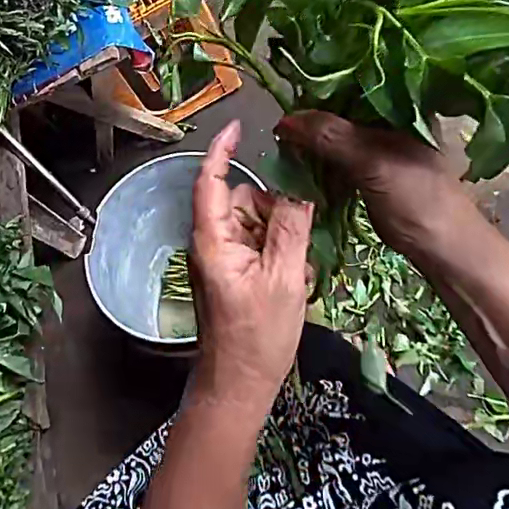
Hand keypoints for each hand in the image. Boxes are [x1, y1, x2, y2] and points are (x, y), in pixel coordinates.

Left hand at [188, 120, 313, 411]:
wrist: (239, 383)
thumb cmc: (257, 337)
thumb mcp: (284, 279)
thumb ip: (291, 229)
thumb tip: (297, 189)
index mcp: (212, 238)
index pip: (210, 181)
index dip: (221, 150)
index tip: (237, 126)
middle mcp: (211, 241)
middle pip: (242, 201)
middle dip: (274, 211)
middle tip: (299, 245)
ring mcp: (221, 257)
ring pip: (255, 222)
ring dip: (281, 236)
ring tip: (297, 272)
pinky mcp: (232, 272)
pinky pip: (258, 245)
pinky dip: (278, 254)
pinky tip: (293, 281)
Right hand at [274, 110, 482, 261]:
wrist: (444, 252)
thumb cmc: (419, 201)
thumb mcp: (373, 163)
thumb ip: (331, 137)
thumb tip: (284, 120)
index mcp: (403, 107)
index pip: (355, 85)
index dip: (321, 90)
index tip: (288, 100)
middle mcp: (392, 121)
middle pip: (342, 111)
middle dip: (312, 119)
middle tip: (281, 128)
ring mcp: (381, 148)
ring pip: (337, 135)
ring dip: (312, 141)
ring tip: (285, 145)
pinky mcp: (371, 171)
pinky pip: (337, 157)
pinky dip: (319, 160)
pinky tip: (300, 163)